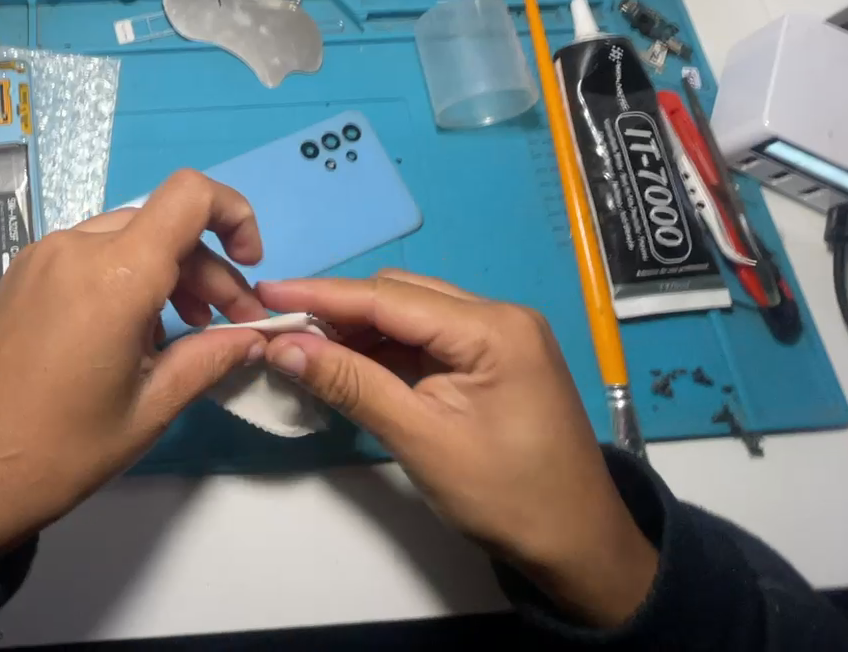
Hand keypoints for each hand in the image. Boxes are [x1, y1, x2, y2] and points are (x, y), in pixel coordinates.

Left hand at [0, 170, 271, 576]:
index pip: (190, 195)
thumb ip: (209, 360)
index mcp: (114, 273)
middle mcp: (76, 246)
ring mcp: (42, 256)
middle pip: (163, 224)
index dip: (234, 213)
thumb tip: (254, 338)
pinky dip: (125, 275)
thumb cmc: (56, 451)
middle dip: (207, 268)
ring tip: (186, 331)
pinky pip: (89, 254)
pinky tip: (132, 331)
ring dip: (167, 273)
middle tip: (231, 326)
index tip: (249, 264)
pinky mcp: (22, 273)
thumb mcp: (147, 411)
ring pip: (127, 238)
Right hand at [257, 271, 657, 627]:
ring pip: (406, 312)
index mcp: (492, 328)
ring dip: (356, 328)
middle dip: (336, 309)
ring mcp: (495, 335)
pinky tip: (346, 361)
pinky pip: (422, 338)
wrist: (582, 553)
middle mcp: (496, 315)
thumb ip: (351, 384)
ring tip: (303, 345)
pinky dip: (380, 348)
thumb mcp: (421, 440)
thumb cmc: (507, 499)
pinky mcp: (487, 357)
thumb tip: (284, 346)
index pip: (387, 297)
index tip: (265, 294)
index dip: (320, 295)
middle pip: (397, 295)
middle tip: (279, 327)